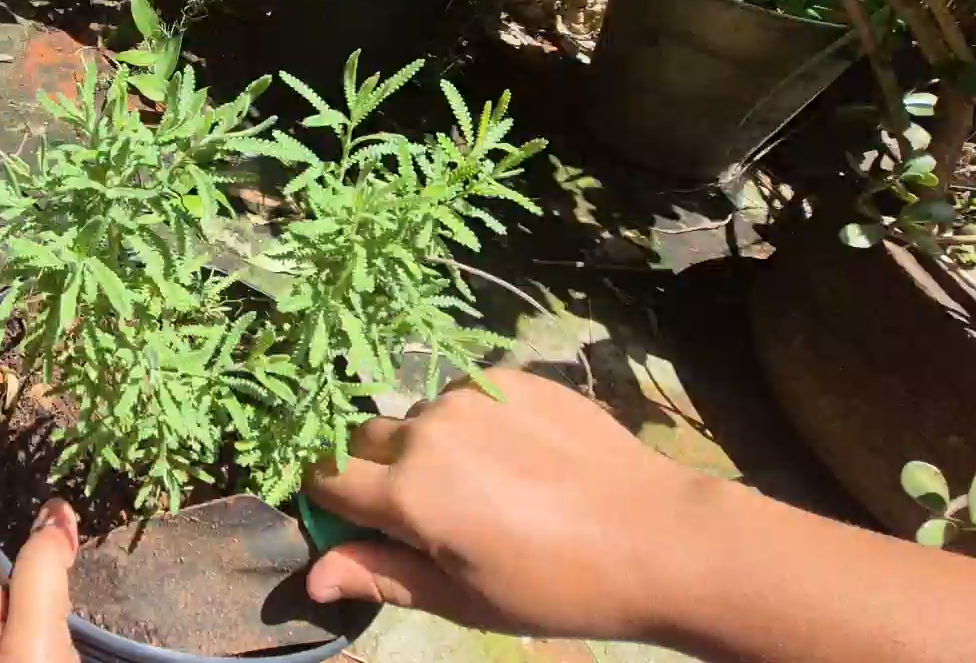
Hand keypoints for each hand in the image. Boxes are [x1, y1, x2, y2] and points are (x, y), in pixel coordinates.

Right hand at [304, 368, 708, 642]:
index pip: (326, 477)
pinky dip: (469, 424)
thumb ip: (382, 576)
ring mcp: (462, 396)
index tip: (359, 519)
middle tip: (430, 509)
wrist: (664, 538)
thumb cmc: (560, 587)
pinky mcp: (500, 376)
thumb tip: (310, 576)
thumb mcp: (466, 599)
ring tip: (486, 482)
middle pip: (363, 441)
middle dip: (376, 470)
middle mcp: (422, 432)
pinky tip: (517, 455)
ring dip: (426, 446)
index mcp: (409, 493)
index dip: (331, 498)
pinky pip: (458, 396)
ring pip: (413, 418)